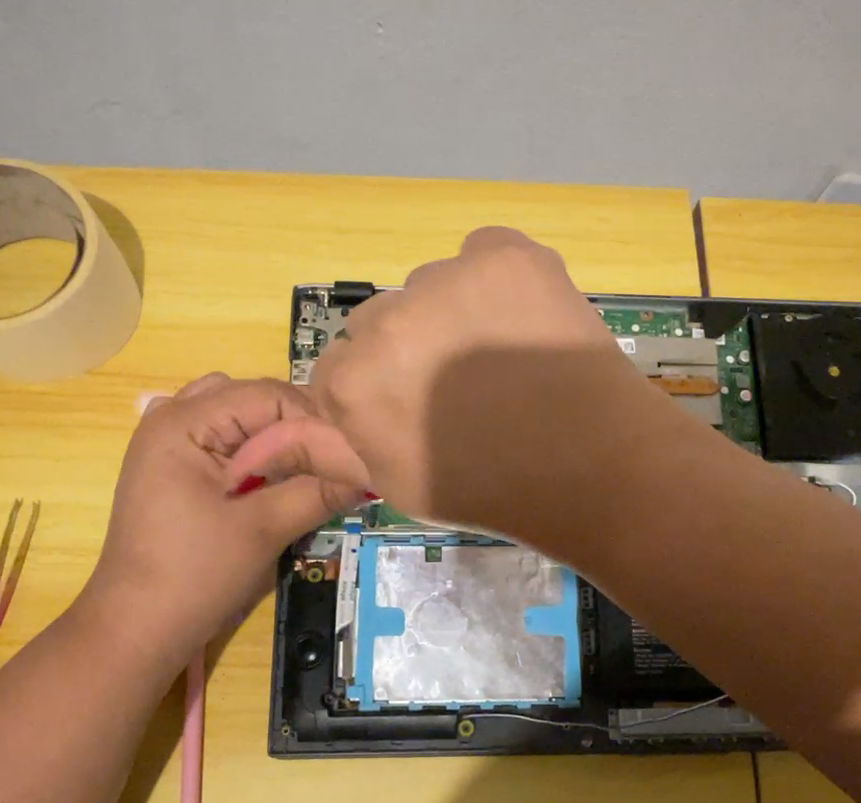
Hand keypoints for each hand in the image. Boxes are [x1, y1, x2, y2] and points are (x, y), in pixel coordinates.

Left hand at [76, 375, 362, 655]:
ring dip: (274, 439)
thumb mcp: (263, 529)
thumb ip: (317, 491)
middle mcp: (170, 418)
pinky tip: (267, 481)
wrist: (138, 627)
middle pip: (253, 400)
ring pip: (238, 418)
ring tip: (301, 473)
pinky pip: (221, 441)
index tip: (347, 461)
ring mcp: (166, 444)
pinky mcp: (172, 470)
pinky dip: (251, 452)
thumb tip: (369, 471)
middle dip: (297, 428)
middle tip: (329, 467)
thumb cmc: (196, 574)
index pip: (269, 395)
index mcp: (184, 423)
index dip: (315, 423)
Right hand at [222, 227, 674, 534]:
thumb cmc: (490, 490)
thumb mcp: (399, 485)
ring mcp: (449, 278)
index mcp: (352, 382)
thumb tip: (268, 439)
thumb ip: (335, 449)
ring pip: (430, 288)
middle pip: (379, 324)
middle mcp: (386, 320)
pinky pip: (481, 253)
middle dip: (407, 354)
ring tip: (501, 360)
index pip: (338, 371)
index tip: (415, 415)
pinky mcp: (506, 254)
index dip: (378, 396)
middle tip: (462, 391)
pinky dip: (494, 280)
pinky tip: (520, 321)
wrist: (592, 466)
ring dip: (450, 315)